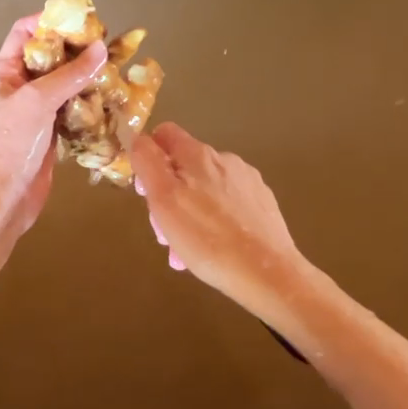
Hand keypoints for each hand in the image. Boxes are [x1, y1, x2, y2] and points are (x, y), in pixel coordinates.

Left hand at [0, 15, 108, 231]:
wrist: (1, 198)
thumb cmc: (10, 143)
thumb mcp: (38, 101)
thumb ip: (69, 74)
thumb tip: (101, 48)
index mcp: (4, 72)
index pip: (24, 32)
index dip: (50, 20)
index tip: (83, 20)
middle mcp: (18, 87)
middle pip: (49, 57)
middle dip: (77, 50)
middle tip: (109, 46)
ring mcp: (33, 112)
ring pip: (63, 85)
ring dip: (86, 78)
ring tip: (116, 71)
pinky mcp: (48, 133)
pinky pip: (71, 110)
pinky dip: (88, 104)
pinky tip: (111, 101)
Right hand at [133, 123, 314, 317]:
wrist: (268, 274)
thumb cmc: (207, 238)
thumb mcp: (163, 199)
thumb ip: (147, 163)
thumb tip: (139, 139)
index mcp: (197, 154)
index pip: (164, 134)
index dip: (148, 157)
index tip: (144, 190)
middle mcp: (224, 160)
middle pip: (183, 168)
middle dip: (167, 197)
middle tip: (164, 233)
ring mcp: (247, 182)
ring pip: (204, 191)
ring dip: (188, 216)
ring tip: (186, 252)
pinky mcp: (263, 205)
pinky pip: (226, 208)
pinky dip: (213, 224)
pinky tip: (213, 251)